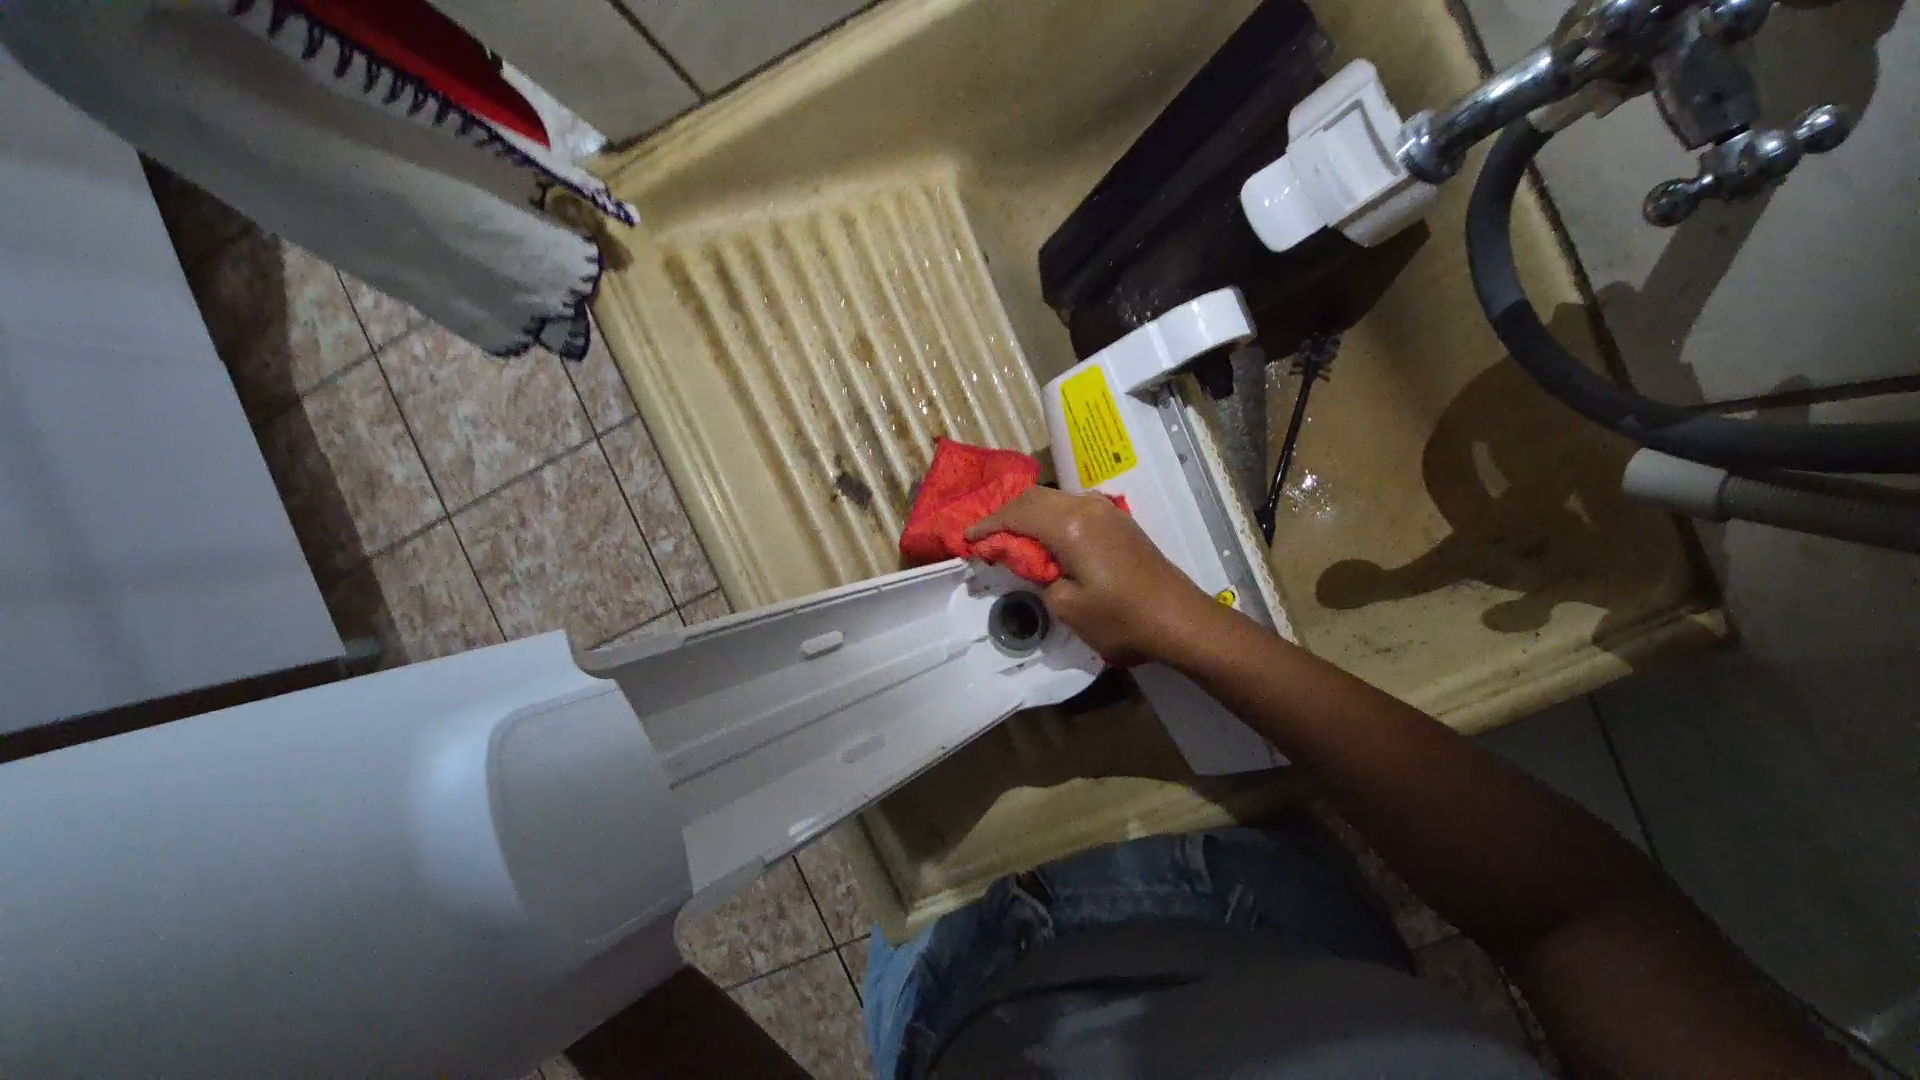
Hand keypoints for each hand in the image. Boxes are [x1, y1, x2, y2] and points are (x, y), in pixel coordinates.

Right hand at [966, 486, 1221, 665]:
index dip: (989, 525)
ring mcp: (1106, 511)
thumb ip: (1037, 576)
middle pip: (1035, 498)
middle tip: (986, 538)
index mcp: (1070, 525)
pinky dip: (1050, 518)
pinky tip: (1045, 539)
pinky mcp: (1118, 521)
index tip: (968, 539)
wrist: (1179, 619)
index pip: (1017, 514)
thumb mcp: (1066, 606)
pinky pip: (1073, 508)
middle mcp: (1086, 507)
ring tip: (1012, 539)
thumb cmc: (1120, 619)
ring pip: (1055, 499)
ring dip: (1030, 514)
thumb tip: (1026, 561)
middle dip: (1007, 514)